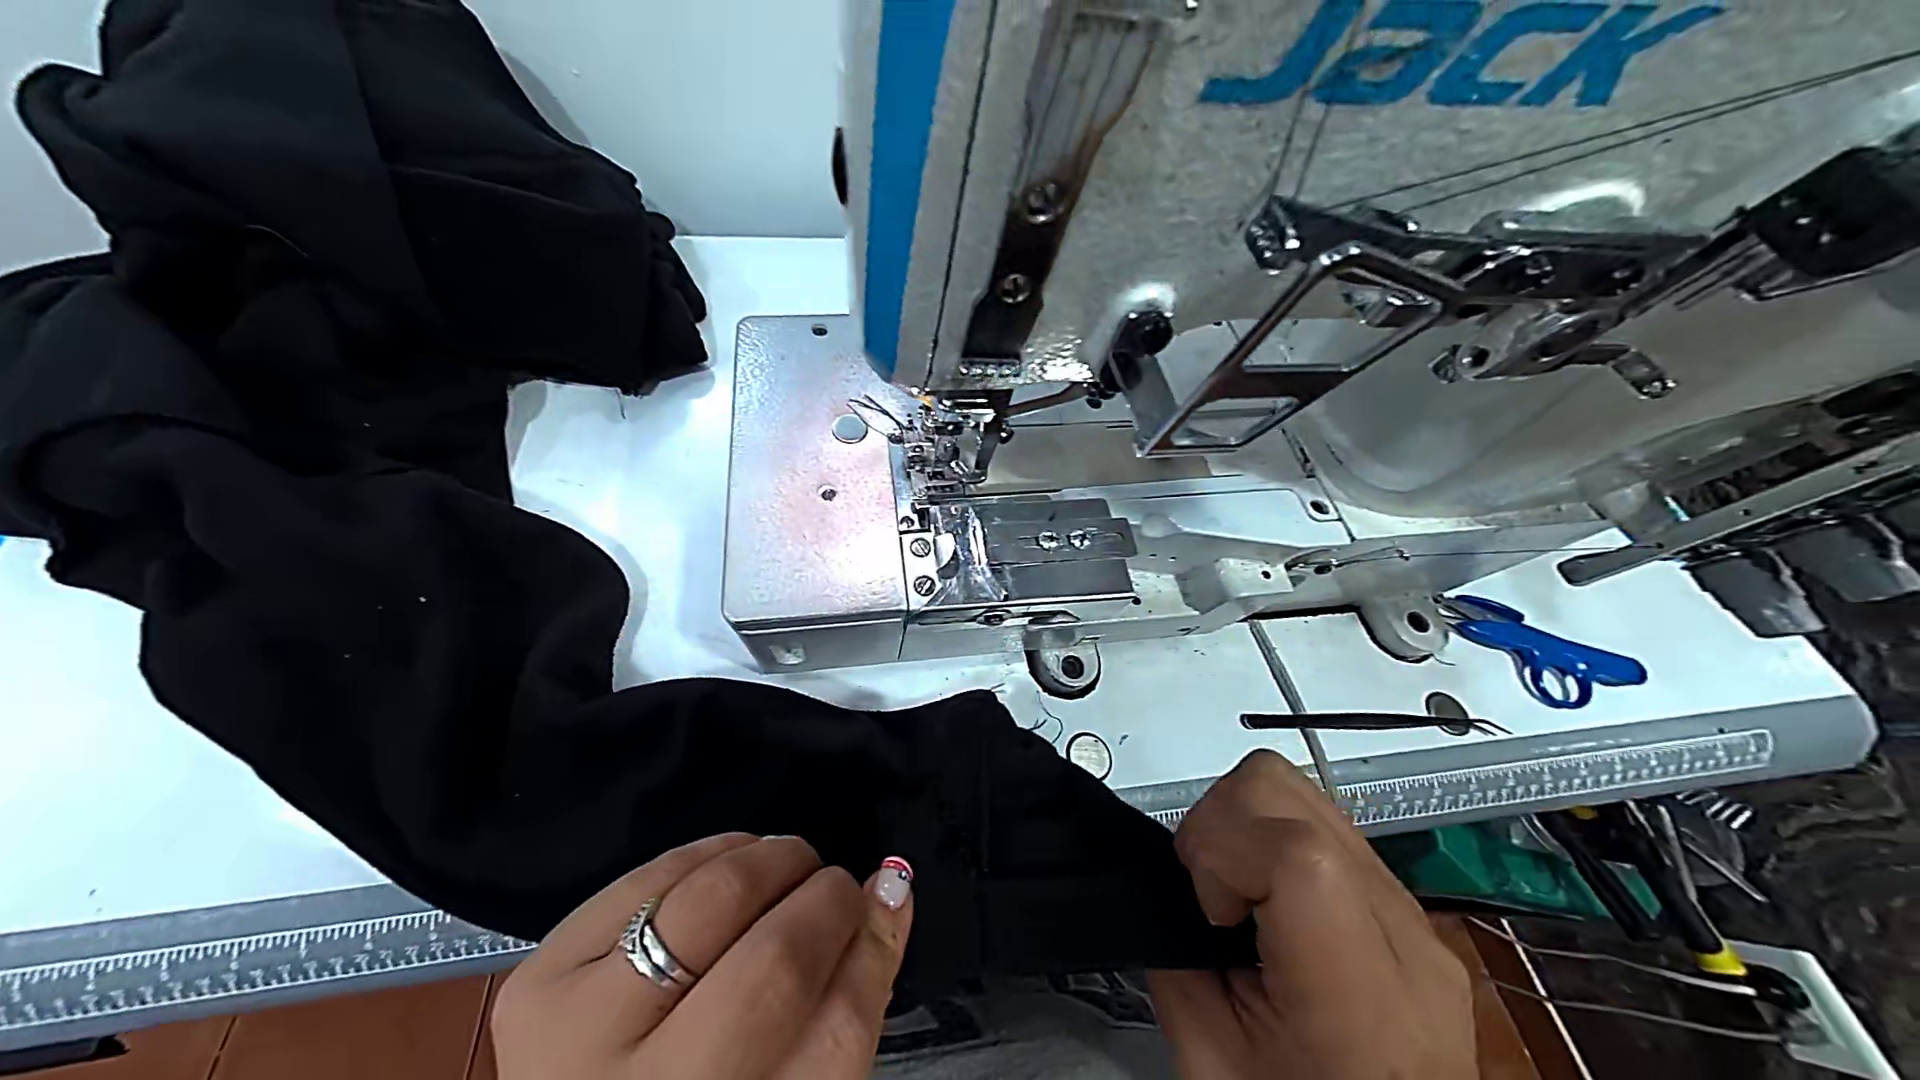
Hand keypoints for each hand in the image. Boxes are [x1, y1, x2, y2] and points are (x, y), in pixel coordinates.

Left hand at [492, 834, 914, 1078]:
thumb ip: (851, 992)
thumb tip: (891, 887)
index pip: (835, 1032)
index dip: (871, 946)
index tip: (885, 897)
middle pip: (772, 965)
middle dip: (825, 898)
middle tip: (834, 883)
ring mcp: (575, 1043)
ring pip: (710, 901)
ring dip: (770, 861)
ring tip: (788, 863)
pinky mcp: (537, 984)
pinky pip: (649, 878)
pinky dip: (707, 852)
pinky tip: (730, 862)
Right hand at [1147, 751, 1475, 1078]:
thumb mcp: (1212, 1059)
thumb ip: (1176, 959)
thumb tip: (1163, 888)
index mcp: (1358, 992)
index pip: (1293, 849)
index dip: (1219, 850)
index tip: (1206, 904)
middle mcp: (1397, 930)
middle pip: (1284, 790)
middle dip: (1218, 822)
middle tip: (1211, 889)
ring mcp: (1404, 904)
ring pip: (1294, 786)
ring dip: (1240, 823)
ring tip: (1236, 891)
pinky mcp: (1396, 895)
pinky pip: (1315, 818)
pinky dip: (1267, 837)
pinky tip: (1265, 898)